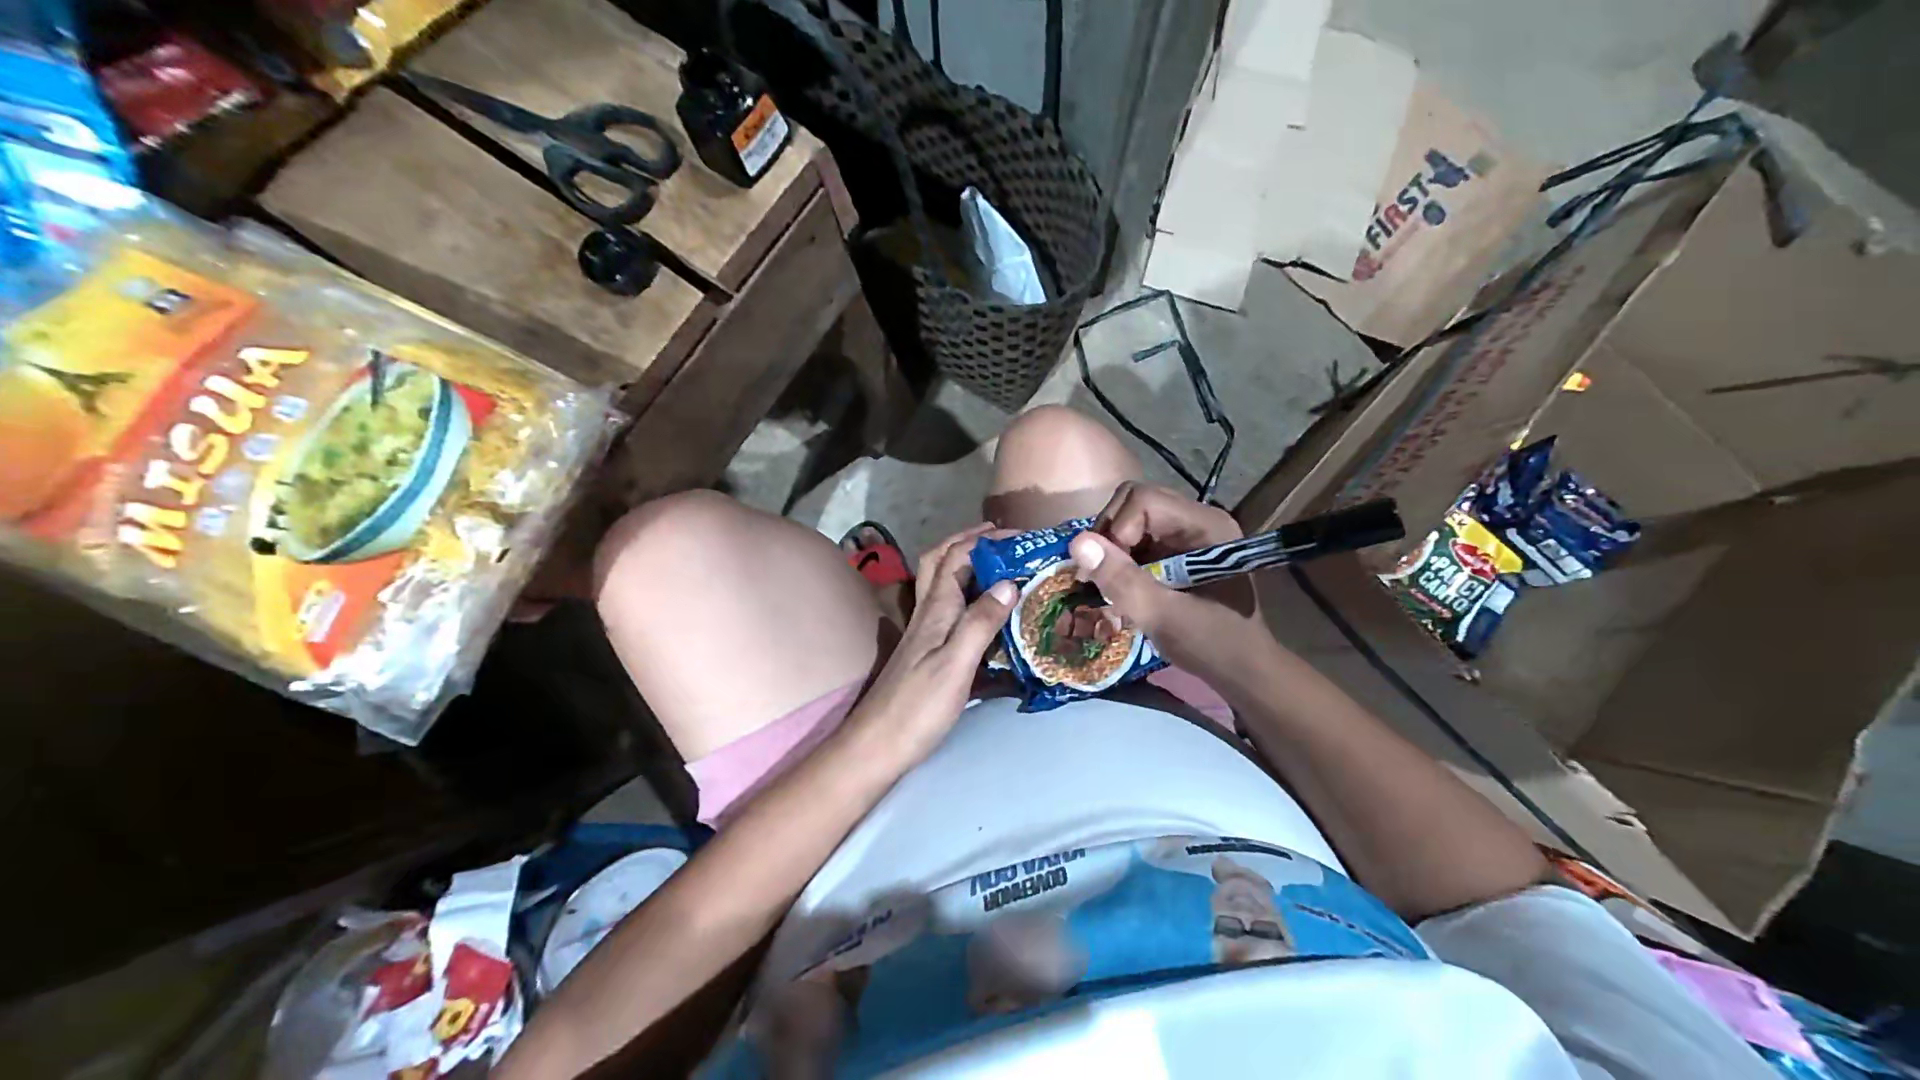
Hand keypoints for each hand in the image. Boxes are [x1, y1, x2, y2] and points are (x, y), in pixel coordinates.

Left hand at [847, 524, 1016, 765]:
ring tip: (998, 565)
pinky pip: (947, 609)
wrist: (878, 745)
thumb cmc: (918, 706)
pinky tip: (983, 610)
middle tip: (1000, 538)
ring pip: (941, 584)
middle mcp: (927, 613)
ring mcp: (924, 633)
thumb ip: (980, 621)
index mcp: (935, 610)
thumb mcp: (956, 664)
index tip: (1020, 535)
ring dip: (964, 564)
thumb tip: (1008, 580)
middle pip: (940, 561)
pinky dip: (966, 596)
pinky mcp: (927, 652)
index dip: (983, 540)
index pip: (956, 557)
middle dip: (967, 541)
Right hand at [1072, 485, 1261, 670]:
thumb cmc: (1212, 644)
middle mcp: (1196, 520)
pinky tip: (1121, 586)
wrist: (1243, 670)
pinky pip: (1137, 538)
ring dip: (1112, 548)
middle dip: (1109, 535)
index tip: (1106, 571)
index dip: (1116, 529)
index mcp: (1205, 526)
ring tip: (1107, 582)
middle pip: (1135, 502)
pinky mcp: (1176, 550)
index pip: (1144, 501)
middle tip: (1099, 573)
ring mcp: (1186, 534)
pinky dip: (1121, 558)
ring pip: (1131, 518)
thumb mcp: (1163, 616)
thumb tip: (1077, 542)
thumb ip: (1123, 580)